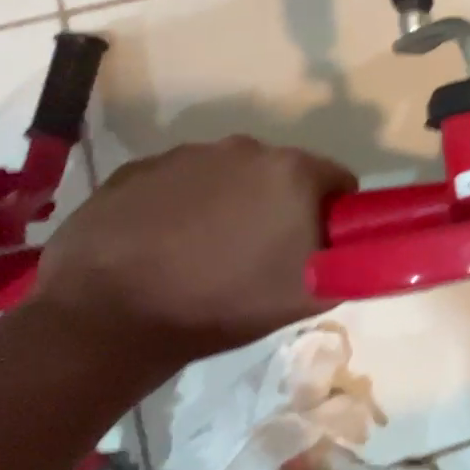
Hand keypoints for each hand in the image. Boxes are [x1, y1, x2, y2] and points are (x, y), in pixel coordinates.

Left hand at [28, 137, 356, 371]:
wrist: (106, 320)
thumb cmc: (225, 302)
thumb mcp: (316, 293)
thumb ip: (353, 260)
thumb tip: (363, 250)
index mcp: (294, 170)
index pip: (338, 182)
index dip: (333, 215)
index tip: (315, 245)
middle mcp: (243, 149)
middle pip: (282, 172)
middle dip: (281, 202)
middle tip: (263, 250)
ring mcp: (182, 157)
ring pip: (228, 174)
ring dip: (230, 201)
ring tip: (208, 249)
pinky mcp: (130, 173)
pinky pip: (176, 182)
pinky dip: (180, 205)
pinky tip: (166, 244)